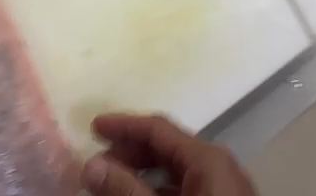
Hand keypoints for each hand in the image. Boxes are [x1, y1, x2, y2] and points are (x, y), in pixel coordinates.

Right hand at [81, 113, 258, 195]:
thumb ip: (126, 190)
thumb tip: (92, 166)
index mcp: (207, 158)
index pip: (158, 128)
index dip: (123, 125)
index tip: (93, 128)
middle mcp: (217, 166)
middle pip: (166, 148)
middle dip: (130, 153)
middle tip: (99, 165)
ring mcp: (222, 189)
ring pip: (175, 172)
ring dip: (142, 175)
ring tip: (113, 186)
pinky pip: (185, 191)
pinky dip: (159, 192)